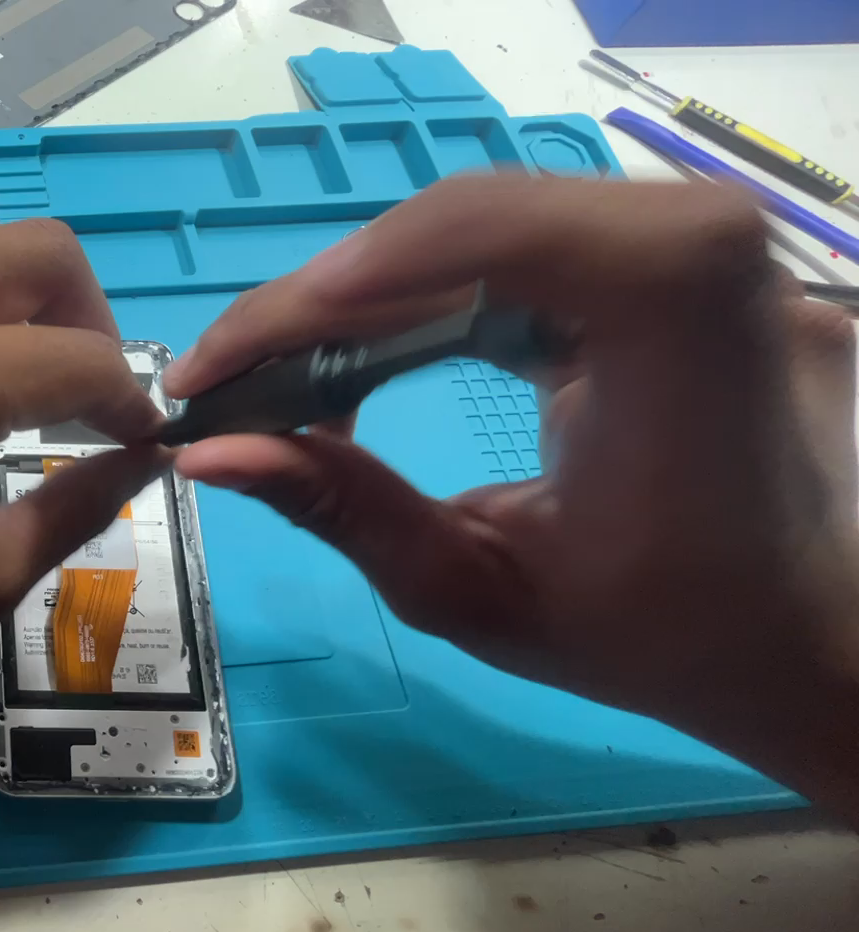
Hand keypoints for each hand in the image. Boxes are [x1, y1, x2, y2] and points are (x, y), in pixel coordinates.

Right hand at [163, 175, 858, 742]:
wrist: (802, 626)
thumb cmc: (645, 633)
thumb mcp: (463, 591)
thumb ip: (336, 508)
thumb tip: (206, 454)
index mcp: (692, 377)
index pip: (556, 243)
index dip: (400, 257)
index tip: (267, 338)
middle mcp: (714, 288)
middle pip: (489, 224)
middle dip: (329, 293)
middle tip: (224, 370)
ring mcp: (691, 266)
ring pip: (484, 229)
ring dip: (351, 295)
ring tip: (268, 370)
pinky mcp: (655, 271)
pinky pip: (503, 252)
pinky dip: (401, 298)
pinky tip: (355, 359)